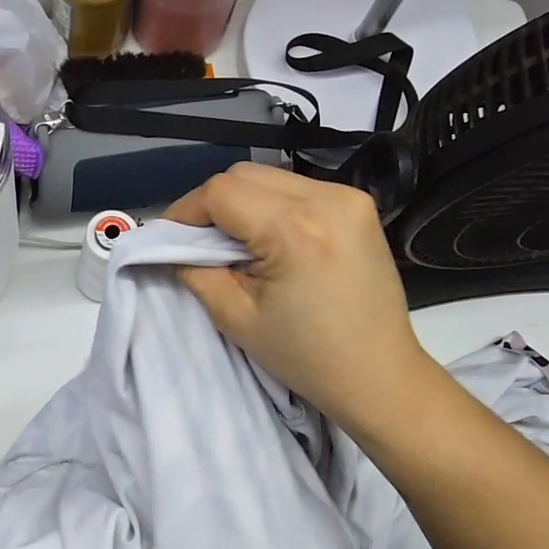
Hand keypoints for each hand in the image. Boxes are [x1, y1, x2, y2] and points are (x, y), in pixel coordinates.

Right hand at [164, 163, 438, 434]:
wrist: (378, 373)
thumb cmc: (305, 356)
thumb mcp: (235, 317)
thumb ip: (196, 272)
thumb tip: (172, 245)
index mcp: (295, 230)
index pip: (221, 192)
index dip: (186, 211)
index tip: (170, 239)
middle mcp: (327, 199)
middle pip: (244, 174)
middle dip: (211, 205)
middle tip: (199, 244)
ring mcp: (349, 197)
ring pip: (270, 177)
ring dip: (241, 203)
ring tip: (235, 246)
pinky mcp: (359, 205)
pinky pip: (297, 188)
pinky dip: (271, 206)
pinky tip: (269, 242)